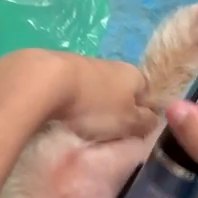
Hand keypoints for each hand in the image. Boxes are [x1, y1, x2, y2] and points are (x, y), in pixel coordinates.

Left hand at [0, 49, 154, 140]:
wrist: (44, 81)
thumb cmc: (94, 105)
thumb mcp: (128, 122)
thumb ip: (146, 123)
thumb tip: (154, 120)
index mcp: (134, 74)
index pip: (147, 95)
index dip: (141, 115)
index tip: (130, 133)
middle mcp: (112, 64)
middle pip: (120, 91)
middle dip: (113, 110)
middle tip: (105, 133)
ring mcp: (83, 63)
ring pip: (95, 89)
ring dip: (90, 105)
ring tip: (80, 126)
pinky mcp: (57, 67)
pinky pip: (72, 89)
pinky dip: (69, 101)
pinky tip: (61, 114)